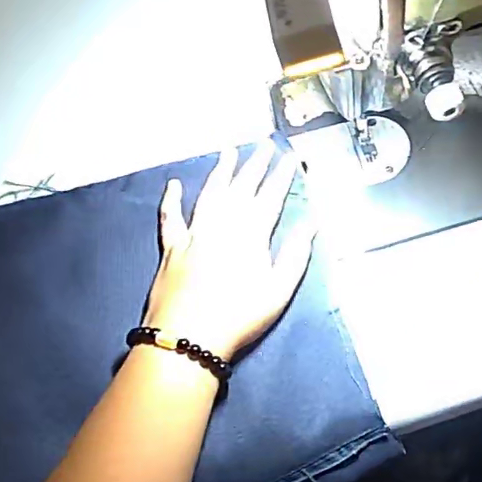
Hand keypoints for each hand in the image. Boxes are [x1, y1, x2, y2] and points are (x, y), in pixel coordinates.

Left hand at [143, 145, 314, 361]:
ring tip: (229, 150)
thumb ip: (295, 252)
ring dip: (221, 170)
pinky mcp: (172, 247)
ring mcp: (194, 232)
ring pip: (210, 192)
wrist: (188, 337)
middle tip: (264, 145)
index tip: (290, 158)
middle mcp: (222, 224)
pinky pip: (170, 216)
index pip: (271, 195)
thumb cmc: (240, 316)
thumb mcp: (279, 288)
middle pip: (241, 186)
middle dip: (255, 164)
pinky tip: (173, 185)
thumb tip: (311, 222)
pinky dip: (171, 199)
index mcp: (251, 233)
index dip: (282, 175)